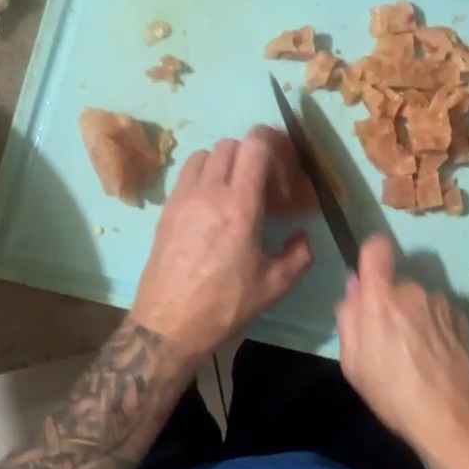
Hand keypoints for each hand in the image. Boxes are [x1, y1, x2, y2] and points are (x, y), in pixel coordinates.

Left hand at [130, 127, 313, 359]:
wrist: (168, 324)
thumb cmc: (224, 305)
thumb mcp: (274, 286)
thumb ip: (299, 255)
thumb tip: (302, 236)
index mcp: (239, 205)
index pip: (255, 145)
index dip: (273, 144)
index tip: (284, 168)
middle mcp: (208, 192)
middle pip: (230, 144)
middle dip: (251, 155)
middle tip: (264, 184)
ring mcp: (182, 198)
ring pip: (204, 154)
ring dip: (224, 163)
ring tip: (235, 191)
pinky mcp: (166, 209)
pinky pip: (186, 175)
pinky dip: (203, 176)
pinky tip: (212, 207)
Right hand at [335, 235, 468, 445]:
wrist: (452, 418)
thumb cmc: (393, 393)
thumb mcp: (353, 364)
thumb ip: (349, 319)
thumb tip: (355, 289)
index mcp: (382, 299)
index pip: (376, 249)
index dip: (371, 257)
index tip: (369, 279)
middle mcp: (414, 292)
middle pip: (396, 285)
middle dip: (390, 305)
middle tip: (387, 342)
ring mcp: (442, 305)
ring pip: (419, 302)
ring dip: (414, 318)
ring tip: (414, 357)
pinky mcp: (462, 320)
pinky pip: (439, 315)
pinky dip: (434, 330)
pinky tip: (435, 360)